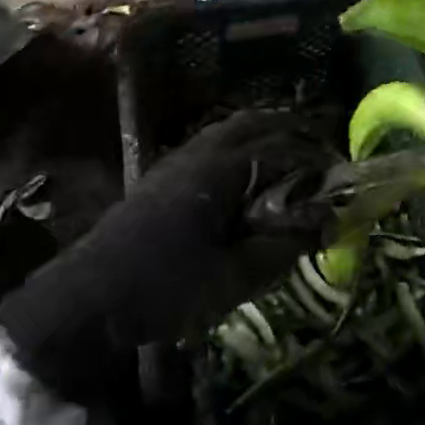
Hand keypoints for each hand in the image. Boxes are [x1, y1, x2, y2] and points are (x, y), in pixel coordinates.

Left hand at [0, 111, 337, 404]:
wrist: (83, 302)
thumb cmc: (163, 290)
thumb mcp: (233, 279)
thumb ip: (283, 248)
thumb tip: (326, 224)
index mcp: (221, 171)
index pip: (283, 150)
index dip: (317, 160)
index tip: (341, 176)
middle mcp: (201, 153)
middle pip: (257, 123)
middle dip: (295, 130)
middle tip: (322, 150)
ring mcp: (178, 160)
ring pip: (233, 129)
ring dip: (268, 133)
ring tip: (294, 154)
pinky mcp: (164, 176)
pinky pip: (214, 143)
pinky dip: (243, 144)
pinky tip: (250, 173)